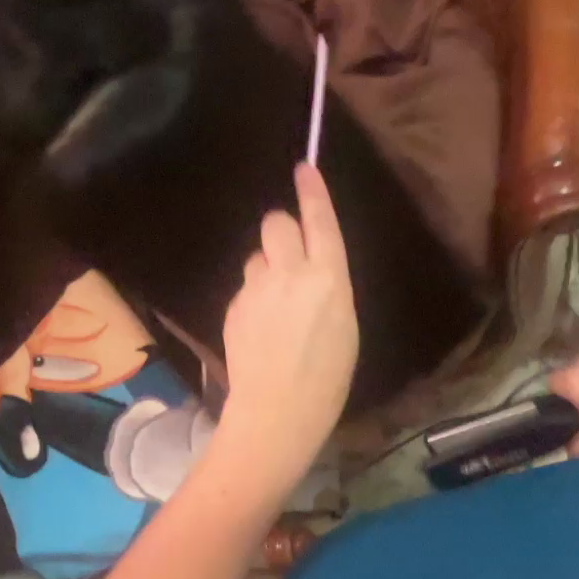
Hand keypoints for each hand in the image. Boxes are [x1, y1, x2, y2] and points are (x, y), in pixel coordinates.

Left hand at [217, 164, 359, 480]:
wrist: (278, 411)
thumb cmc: (328, 379)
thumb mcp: (346, 329)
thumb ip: (328, 288)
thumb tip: (313, 271)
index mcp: (328, 278)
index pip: (318, 220)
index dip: (312, 192)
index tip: (304, 168)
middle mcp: (289, 273)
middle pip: (276, 223)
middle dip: (283, 230)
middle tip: (290, 256)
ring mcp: (256, 288)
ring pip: (257, 257)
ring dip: (267, 269)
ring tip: (277, 308)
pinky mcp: (233, 307)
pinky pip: (245, 288)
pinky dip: (254, 299)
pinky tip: (262, 332)